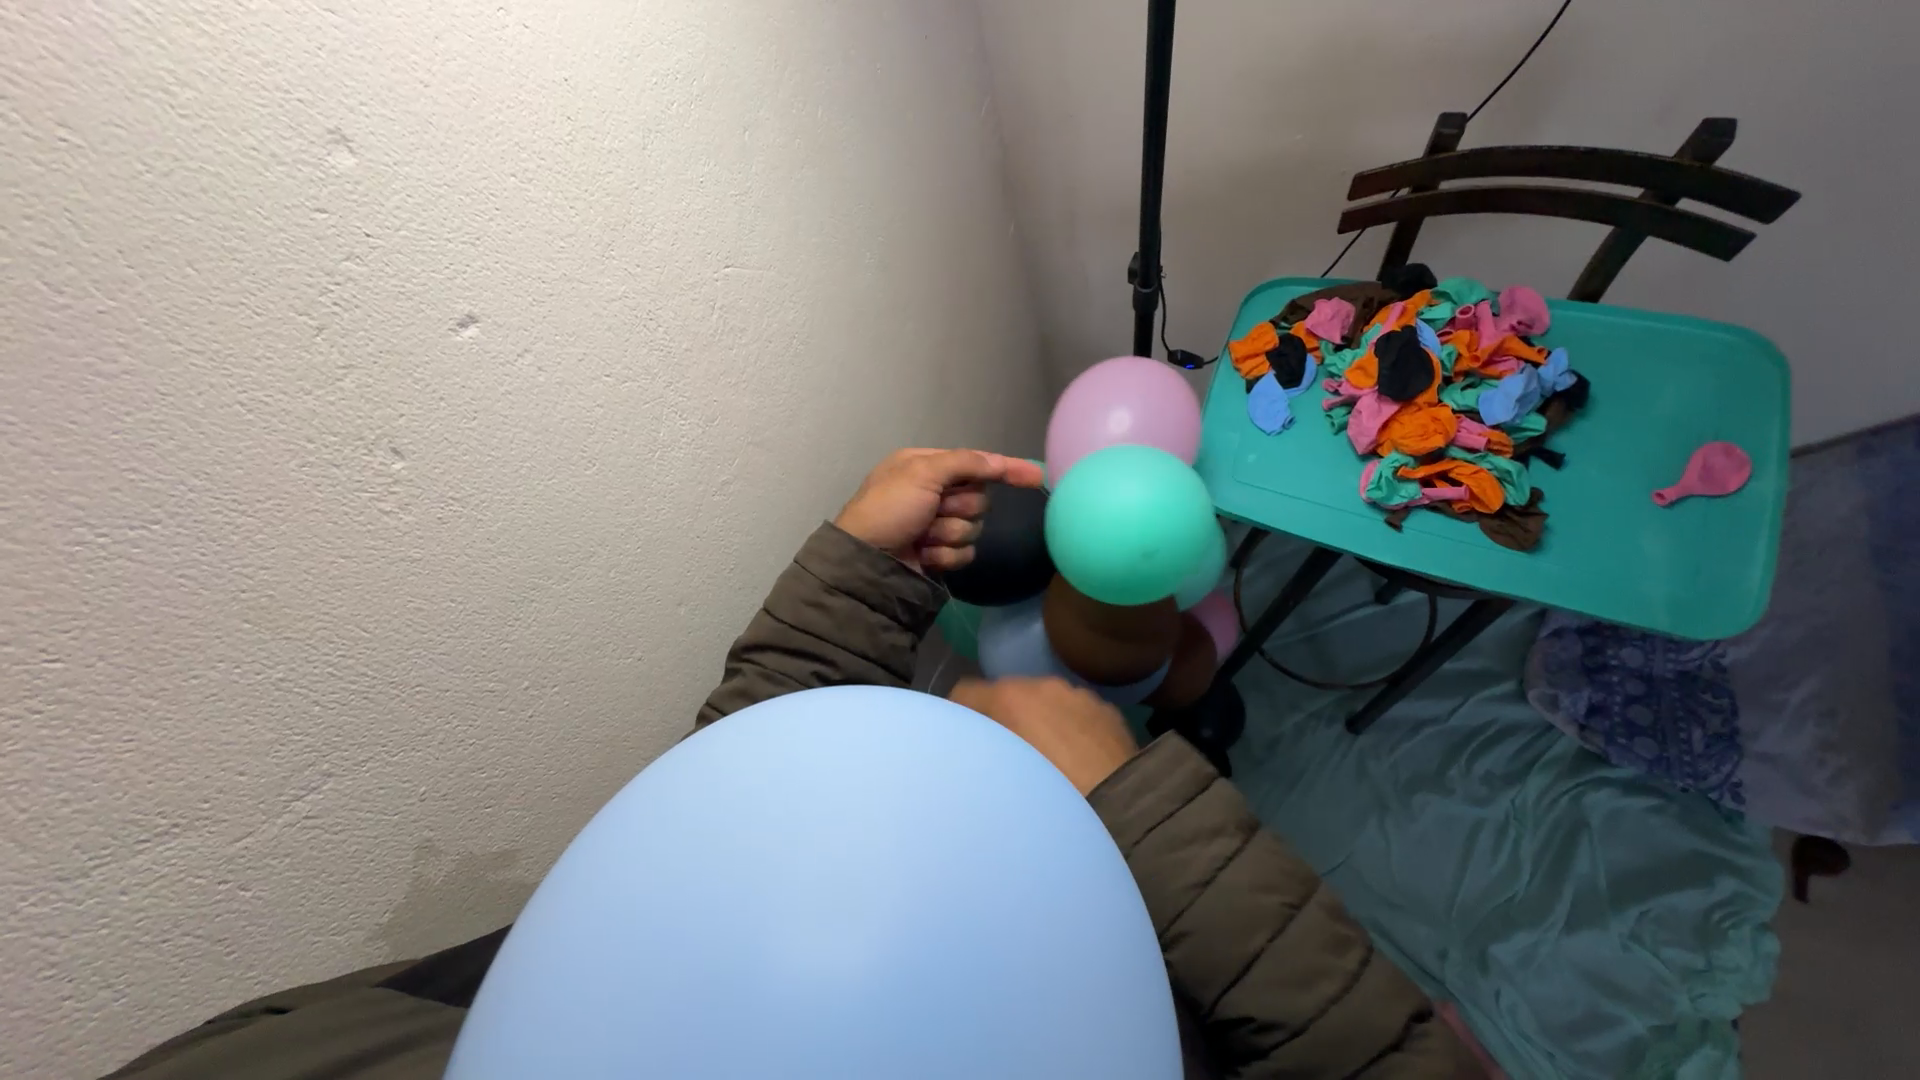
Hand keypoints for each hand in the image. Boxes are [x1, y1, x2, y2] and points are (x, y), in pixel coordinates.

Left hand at [833, 449, 1044, 573]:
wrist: (865, 561)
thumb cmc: (887, 508)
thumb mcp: (922, 473)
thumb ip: (966, 463)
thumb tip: (1001, 461)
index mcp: (926, 466)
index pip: (977, 463)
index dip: (1007, 468)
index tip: (1037, 476)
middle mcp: (933, 493)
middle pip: (978, 498)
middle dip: (959, 507)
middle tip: (933, 511)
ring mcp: (936, 526)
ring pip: (973, 528)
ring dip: (948, 533)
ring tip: (922, 536)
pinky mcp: (938, 554)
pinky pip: (964, 553)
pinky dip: (944, 555)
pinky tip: (923, 555)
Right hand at [948, 676, 1138, 795]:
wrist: (1122, 808)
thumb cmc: (1050, 795)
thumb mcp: (1000, 780)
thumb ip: (981, 754)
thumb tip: (974, 750)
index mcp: (1010, 697)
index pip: (964, 692)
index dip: (959, 716)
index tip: (962, 743)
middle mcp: (1044, 685)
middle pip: (1007, 695)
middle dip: (1002, 720)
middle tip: (1003, 757)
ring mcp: (1080, 696)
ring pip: (1045, 703)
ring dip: (1038, 724)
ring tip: (1044, 761)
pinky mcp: (1108, 711)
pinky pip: (1076, 715)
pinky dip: (1070, 731)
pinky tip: (1077, 764)